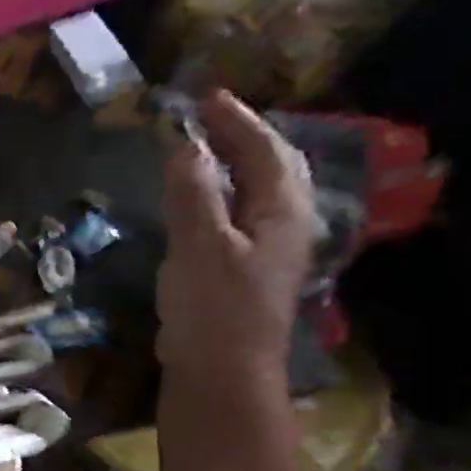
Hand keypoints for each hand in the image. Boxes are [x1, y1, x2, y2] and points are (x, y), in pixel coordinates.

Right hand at [157, 90, 318, 394]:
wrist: (222, 372)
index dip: (236, 122)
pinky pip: (239, 216)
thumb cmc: (213, 308)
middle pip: (273, 167)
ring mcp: (268, 250)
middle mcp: (283, 224)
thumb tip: (187, 146)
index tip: (207, 98)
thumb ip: (193, 195)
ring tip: (209, 151)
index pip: (264, 151)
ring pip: (259, 193)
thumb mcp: (199, 247)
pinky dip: (223, 196)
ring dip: (237, 166)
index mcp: (280, 211)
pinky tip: (206, 204)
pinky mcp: (246, 272)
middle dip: (246, 138)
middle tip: (212, 119)